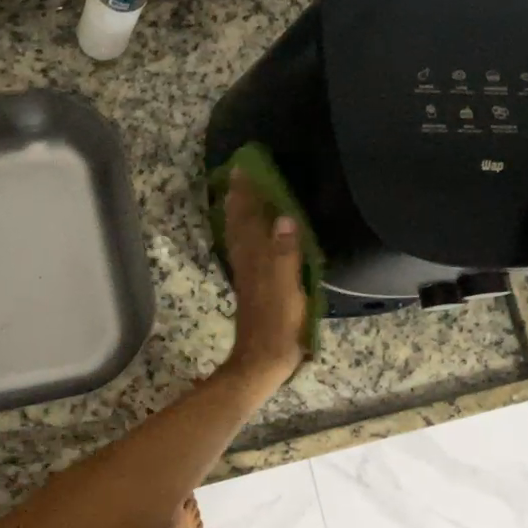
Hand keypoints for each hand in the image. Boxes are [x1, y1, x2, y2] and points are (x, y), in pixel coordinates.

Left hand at [221, 170, 306, 376]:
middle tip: (240, 173)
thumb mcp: (289, 289)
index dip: (248, 193)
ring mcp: (248, 273)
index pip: (250, 217)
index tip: (245, 167)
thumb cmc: (279, 325)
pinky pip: (244, 248)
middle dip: (240, 197)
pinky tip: (247, 232)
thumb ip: (286, 253)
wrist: (262, 359)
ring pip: (239, 235)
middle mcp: (248, 261)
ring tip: (240, 193)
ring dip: (238, 212)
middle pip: (240, 222)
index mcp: (258, 258)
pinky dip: (242, 232)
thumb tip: (285, 217)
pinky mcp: (252, 285)